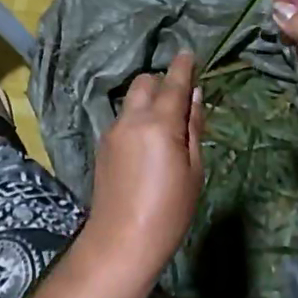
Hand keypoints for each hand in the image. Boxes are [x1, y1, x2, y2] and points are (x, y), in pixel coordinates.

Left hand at [87, 53, 203, 277]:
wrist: (120, 244)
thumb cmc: (169, 210)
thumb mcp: (194, 169)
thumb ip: (193, 127)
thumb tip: (194, 97)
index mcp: (159, 123)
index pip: (173, 82)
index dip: (183, 65)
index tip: (189, 53)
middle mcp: (132, 119)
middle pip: (145, 82)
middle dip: (161, 82)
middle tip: (179, 99)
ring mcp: (113, 131)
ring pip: (132, 100)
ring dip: (148, 101)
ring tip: (164, 124)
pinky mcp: (103, 146)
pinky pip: (123, 118)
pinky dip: (137, 118)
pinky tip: (147, 143)